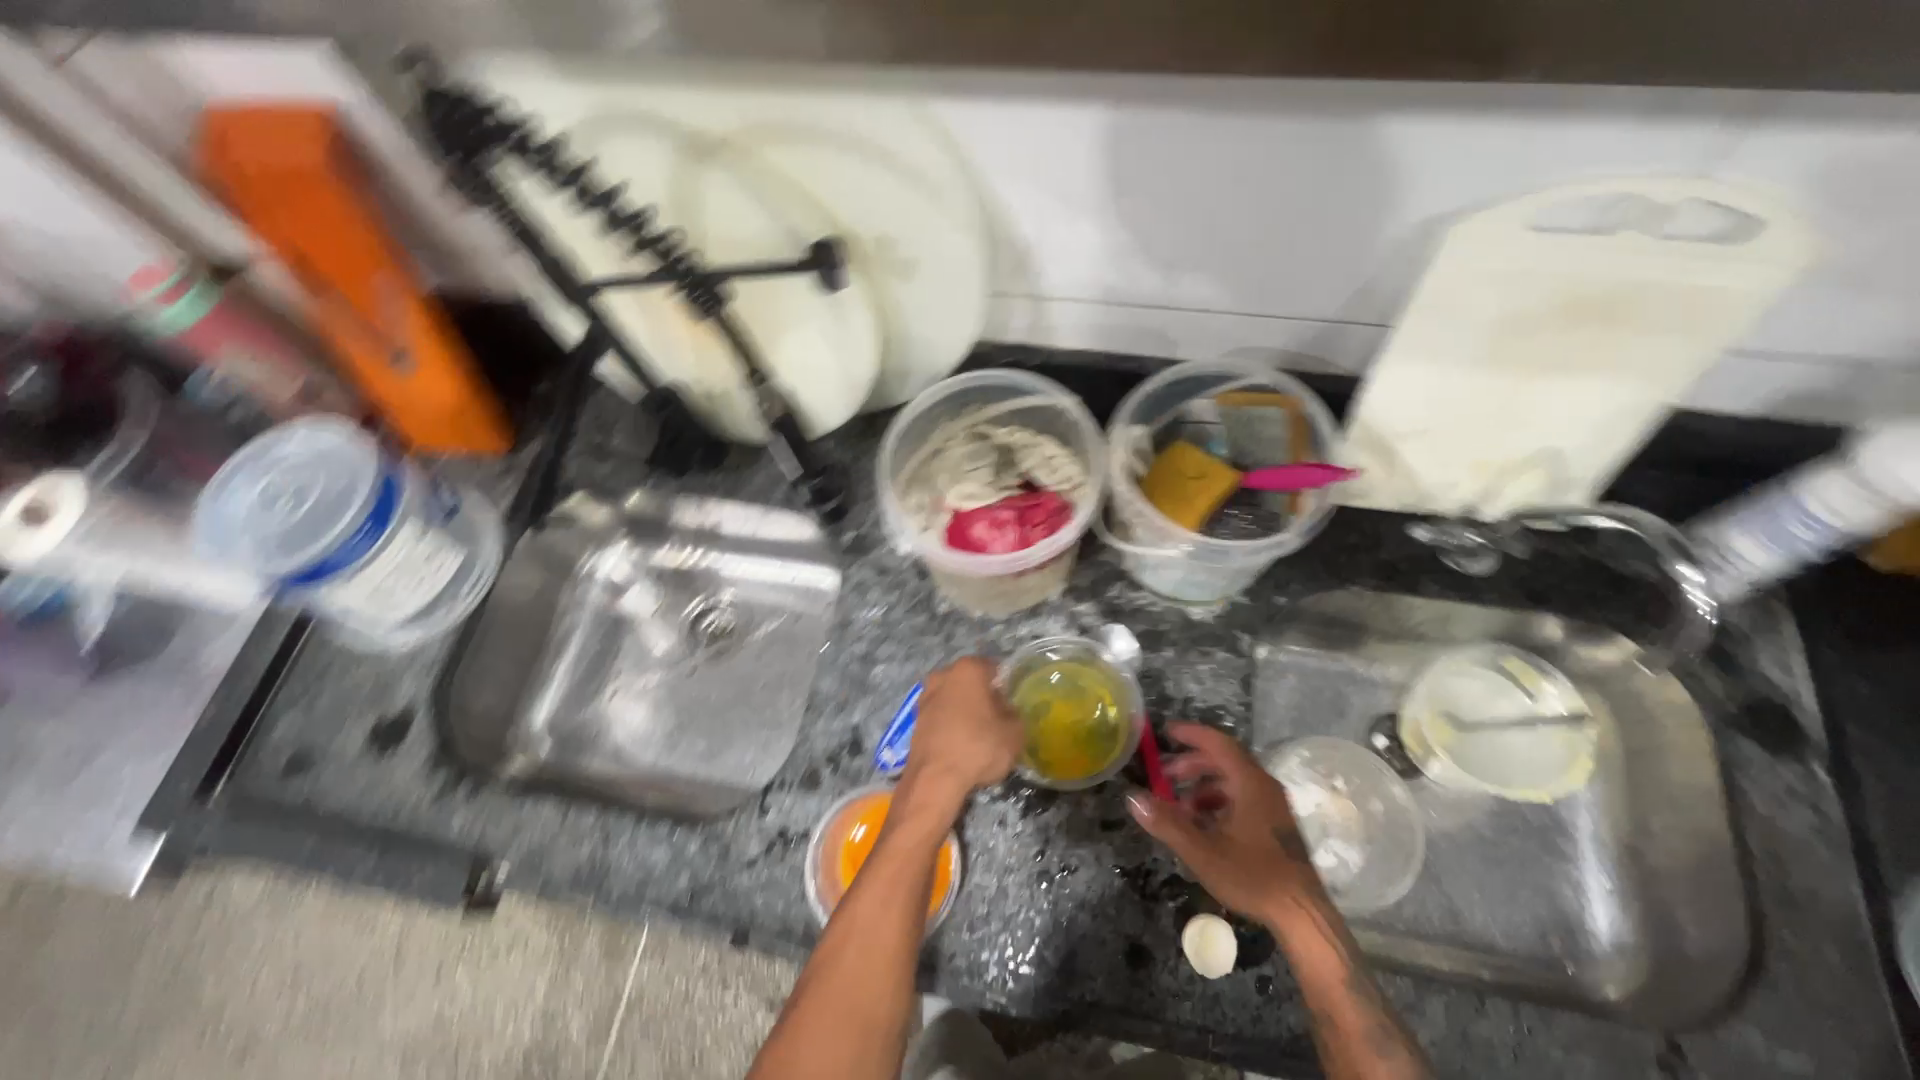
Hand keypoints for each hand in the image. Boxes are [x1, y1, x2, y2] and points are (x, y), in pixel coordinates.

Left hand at [899, 656, 1023, 808]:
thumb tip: (1005, 710)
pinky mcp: (915, 721)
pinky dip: (951, 726)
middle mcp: (943, 675)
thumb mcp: (1015, 731)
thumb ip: (1014, 713)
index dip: (1007, 685)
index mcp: (968, 669)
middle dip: (984, 696)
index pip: (995, 668)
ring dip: (965, 711)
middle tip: (998, 720)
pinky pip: (941, 717)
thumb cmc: (979, 747)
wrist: (934, 779)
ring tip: (979, 736)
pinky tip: (961, 745)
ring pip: (953, 699)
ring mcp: (925, 697)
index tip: (1014, 704)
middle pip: (971, 682)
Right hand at [1126, 723, 1320, 921]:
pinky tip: (1203, 828)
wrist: (1301, 913)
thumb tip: (1133, 798)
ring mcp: (1273, 807)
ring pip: (1233, 783)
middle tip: (1165, 777)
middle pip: (1225, 762)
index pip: (1218, 744)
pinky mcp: (1275, 827)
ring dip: (1203, 788)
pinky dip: (1218, 804)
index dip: (1191, 734)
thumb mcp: (1202, 851)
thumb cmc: (1252, 876)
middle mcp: (1265, 787)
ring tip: (1180, 809)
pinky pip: (1243, 800)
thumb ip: (1166, 822)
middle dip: (1192, 765)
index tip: (1167, 732)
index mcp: (1250, 784)